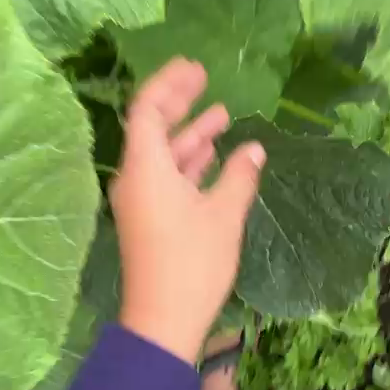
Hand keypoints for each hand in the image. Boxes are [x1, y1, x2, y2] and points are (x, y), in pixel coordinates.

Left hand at [110, 60, 265, 363]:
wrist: (163, 321)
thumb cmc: (193, 264)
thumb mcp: (223, 215)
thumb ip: (238, 175)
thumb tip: (253, 150)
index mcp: (145, 168)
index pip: (147, 109)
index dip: (169, 84)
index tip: (196, 69)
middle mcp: (135, 179)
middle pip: (152, 128)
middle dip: (179, 103)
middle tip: (205, 80)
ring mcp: (140, 201)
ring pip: (162, 156)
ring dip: (189, 135)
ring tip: (221, 115)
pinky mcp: (148, 220)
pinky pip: (165, 178)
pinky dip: (187, 163)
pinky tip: (212, 156)